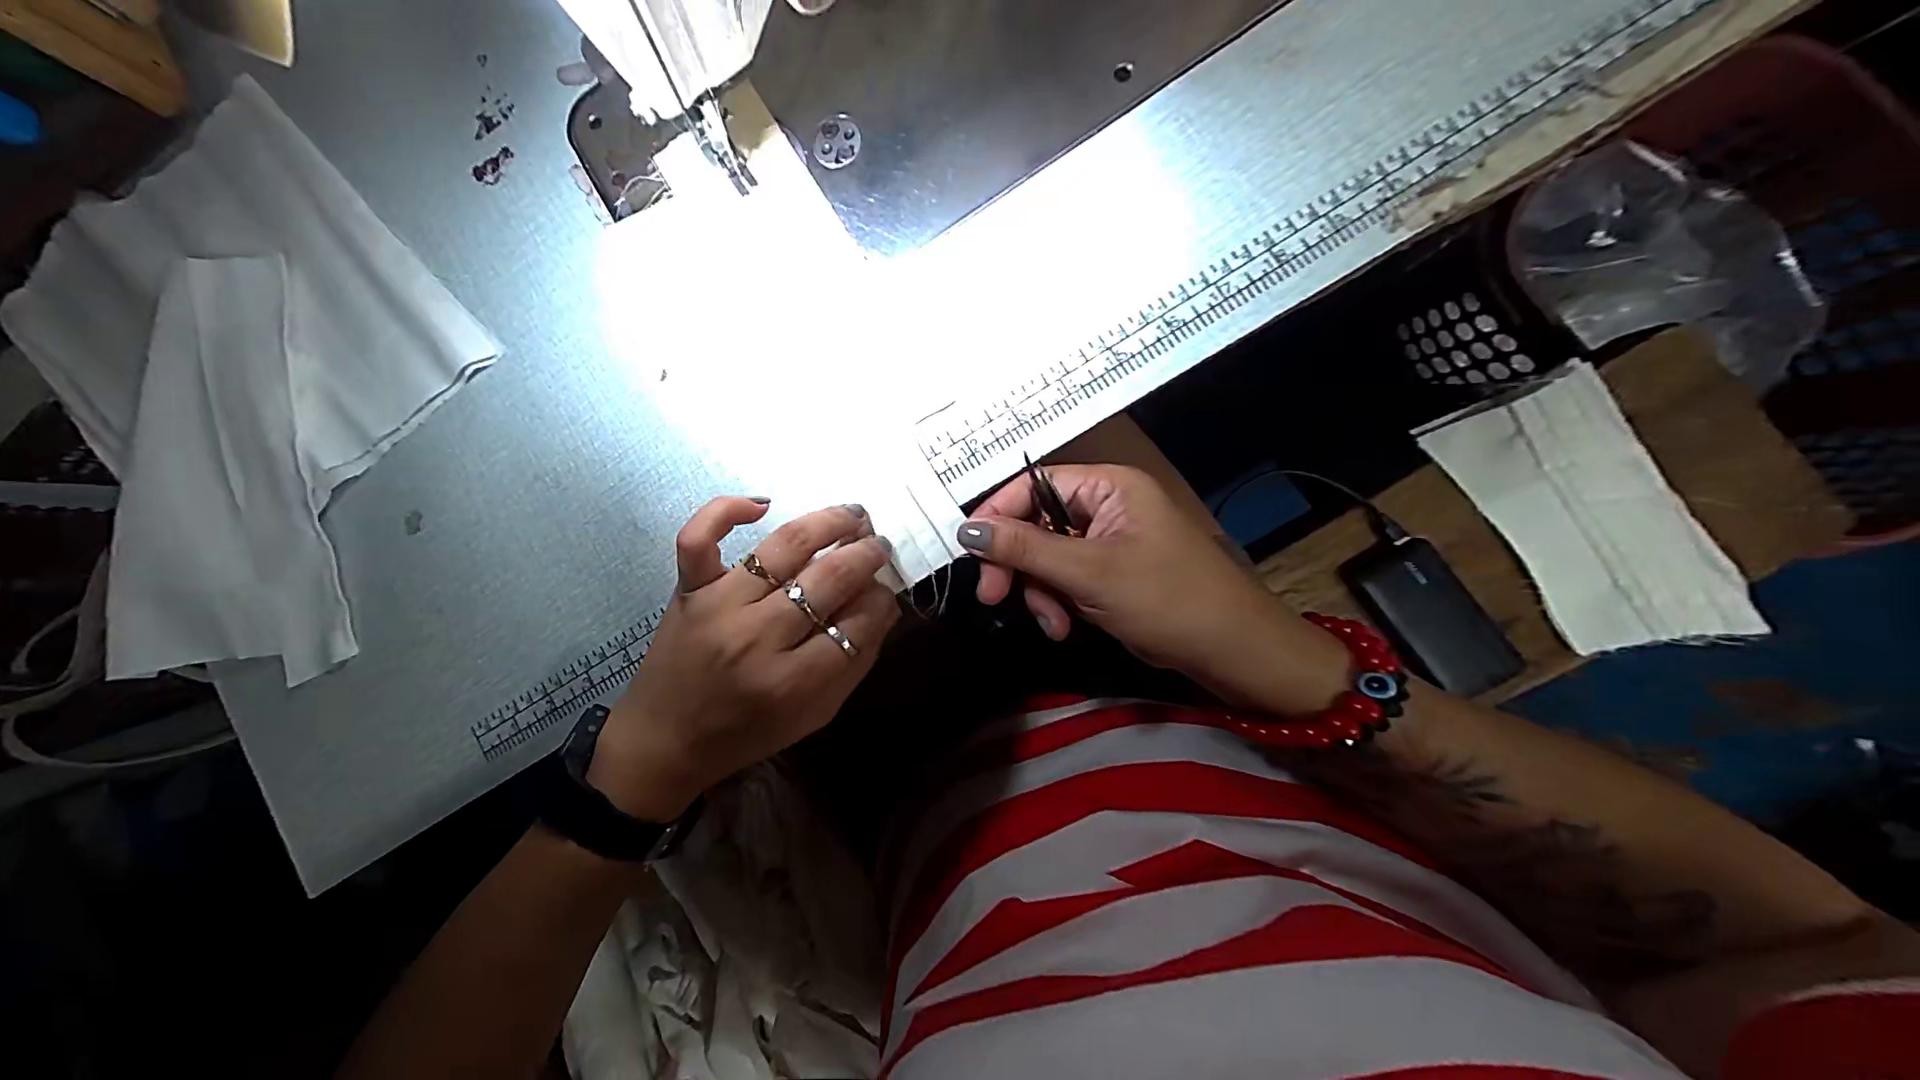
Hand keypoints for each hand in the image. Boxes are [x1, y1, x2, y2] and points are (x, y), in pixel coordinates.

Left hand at [587, 499, 901, 820]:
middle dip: (867, 555)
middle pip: (829, 578)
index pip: (859, 623)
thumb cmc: (747, 732)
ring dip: (828, 523)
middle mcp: (757, 637)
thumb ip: (855, 664)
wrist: (665, 741)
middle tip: (880, 546)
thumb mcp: (815, 714)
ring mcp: (719, 606)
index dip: (882, 602)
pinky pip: (700, 538)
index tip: (886, 594)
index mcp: (793, 681)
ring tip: (854, 515)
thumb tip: (883, 606)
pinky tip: (762, 505)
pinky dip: (726, 510)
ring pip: (784, 546)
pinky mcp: (688, 589)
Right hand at [959, 465, 1349, 714]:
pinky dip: (1059, 603)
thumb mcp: (1089, 572)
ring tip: (1055, 624)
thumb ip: (1025, 548)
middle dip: (1018, 564)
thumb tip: (966, 529)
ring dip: (1040, 592)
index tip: (971, 551)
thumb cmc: (1167, 599)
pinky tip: (1066, 627)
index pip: (1032, 484)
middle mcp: (1106, 507)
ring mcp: (1108, 542)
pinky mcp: (1110, 574)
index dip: (998, 514)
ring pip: (1046, 557)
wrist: (1232, 651)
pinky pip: (1066, 579)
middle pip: (1035, 523)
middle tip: (995, 597)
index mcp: (1108, 487)